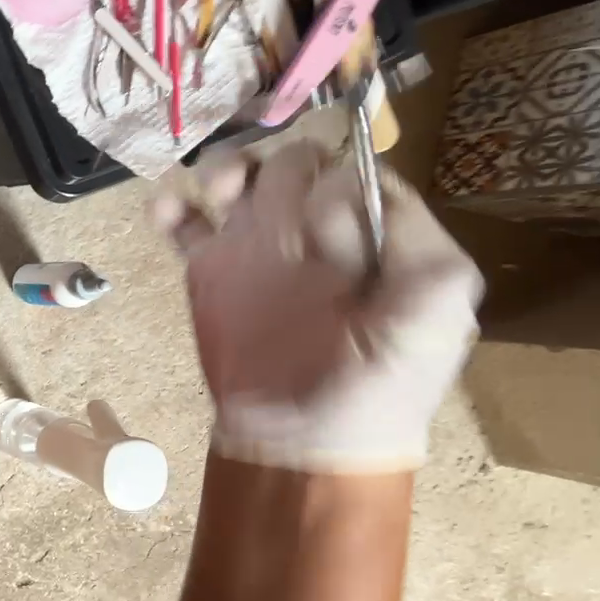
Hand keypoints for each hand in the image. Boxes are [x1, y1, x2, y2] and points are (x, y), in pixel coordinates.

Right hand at [153, 142, 481, 473]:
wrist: (303, 435)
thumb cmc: (382, 379)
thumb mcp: (435, 310)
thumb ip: (416, 243)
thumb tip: (355, 187)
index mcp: (369, 235)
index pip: (352, 174)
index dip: (335, 184)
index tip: (324, 228)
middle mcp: (310, 233)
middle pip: (290, 165)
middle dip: (278, 168)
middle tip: (269, 208)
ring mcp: (253, 250)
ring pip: (236, 180)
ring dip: (223, 168)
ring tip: (216, 188)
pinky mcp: (206, 272)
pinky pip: (183, 225)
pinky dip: (168, 206)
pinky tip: (164, 208)